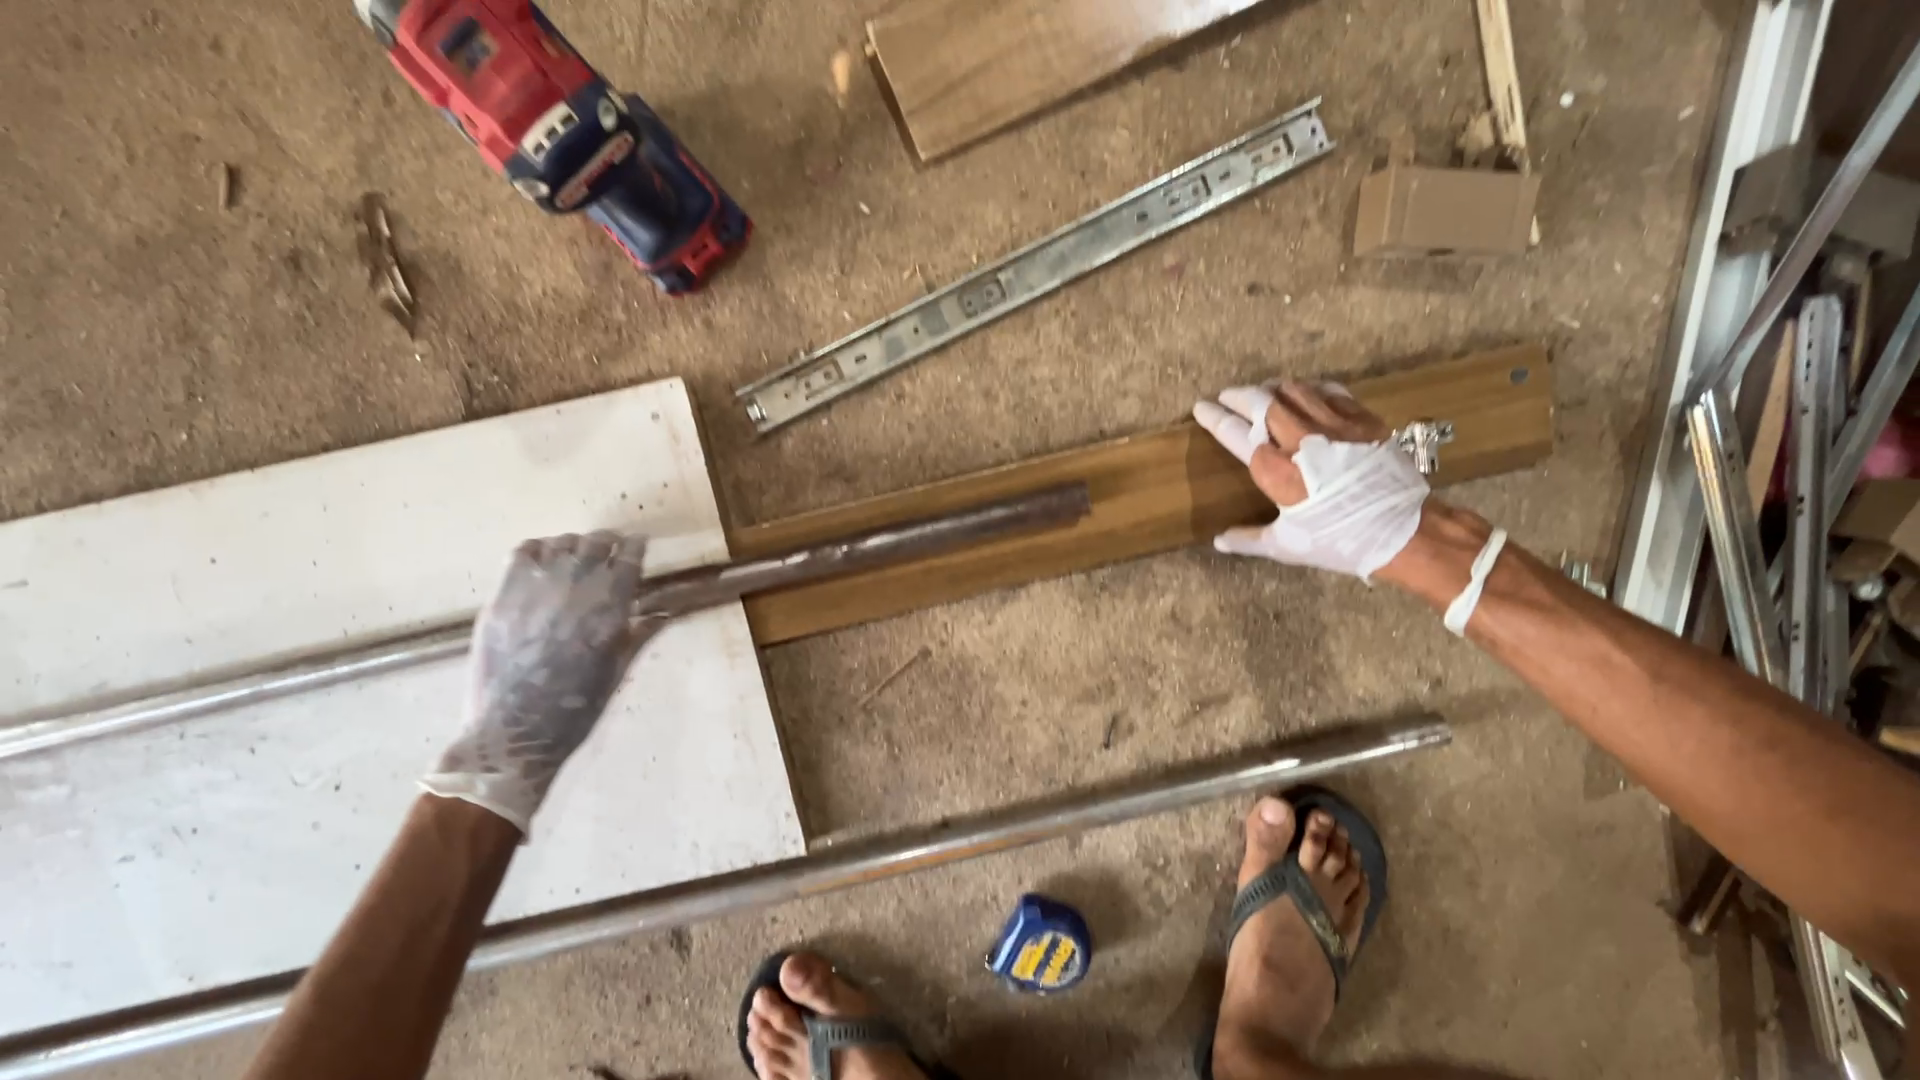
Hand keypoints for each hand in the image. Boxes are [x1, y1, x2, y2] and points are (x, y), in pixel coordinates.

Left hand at [421, 532, 656, 832]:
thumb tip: (665, 611)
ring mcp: (535, 589)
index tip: (636, 547)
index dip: (635, 547)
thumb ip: (640, 634)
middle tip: (607, 551)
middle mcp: (576, 589)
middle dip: (606, 543)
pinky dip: (537, 551)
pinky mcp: (502, 596)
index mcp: (611, 608)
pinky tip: (541, 564)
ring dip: (573, 546)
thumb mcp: (617, 671)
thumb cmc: (576, 709)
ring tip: (574, 558)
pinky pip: (522, 553)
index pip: (629, 555)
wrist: (514, 732)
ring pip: (560, 543)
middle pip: (596, 542)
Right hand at [1192, 379, 1428, 580]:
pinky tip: (1307, 393)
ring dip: (1272, 388)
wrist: (1404, 531)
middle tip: (1228, 395)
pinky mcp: (1361, 419)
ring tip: (1263, 391)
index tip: (1201, 407)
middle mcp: (1299, 440)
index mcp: (1275, 470)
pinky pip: (1330, 391)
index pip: (1234, 433)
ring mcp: (1332, 425)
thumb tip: (1219, 541)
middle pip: (1260, 402)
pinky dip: (1311, 388)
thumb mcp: (1287, 546)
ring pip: (1294, 390)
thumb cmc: (1338, 541)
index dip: (1214, 417)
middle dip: (1238, 395)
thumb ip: (1249, 539)